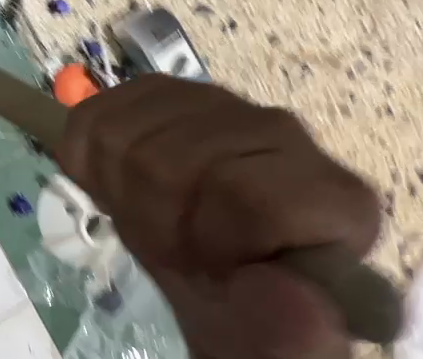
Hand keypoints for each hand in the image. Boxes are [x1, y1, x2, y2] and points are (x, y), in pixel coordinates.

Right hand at [57, 75, 381, 358]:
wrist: (212, 277)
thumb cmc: (251, 316)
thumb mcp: (274, 349)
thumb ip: (293, 336)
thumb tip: (294, 296)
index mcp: (334, 199)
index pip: (243, 193)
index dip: (204, 237)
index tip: (209, 270)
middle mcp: (283, 133)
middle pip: (173, 159)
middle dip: (152, 216)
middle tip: (174, 251)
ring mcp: (214, 101)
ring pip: (125, 131)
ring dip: (118, 188)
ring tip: (150, 220)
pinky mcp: (157, 91)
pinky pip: (93, 113)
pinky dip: (87, 158)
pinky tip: (121, 185)